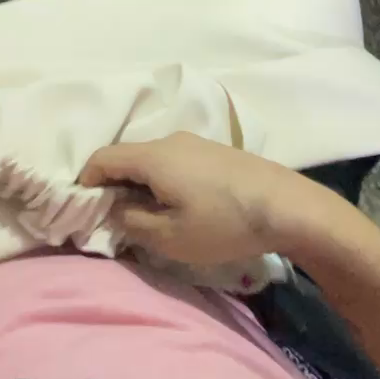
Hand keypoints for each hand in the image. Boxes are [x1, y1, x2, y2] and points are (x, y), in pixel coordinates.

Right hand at [79, 133, 341, 264]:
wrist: (294, 208)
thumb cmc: (225, 224)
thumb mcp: (169, 238)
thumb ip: (130, 222)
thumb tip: (114, 209)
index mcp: (151, 157)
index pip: (101, 158)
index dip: (86, 182)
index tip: (85, 208)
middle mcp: (169, 140)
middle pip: (125, 156)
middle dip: (112, 184)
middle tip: (114, 216)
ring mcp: (195, 142)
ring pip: (150, 158)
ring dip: (139, 183)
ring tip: (147, 213)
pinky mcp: (215, 151)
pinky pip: (172, 160)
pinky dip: (161, 179)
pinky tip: (178, 203)